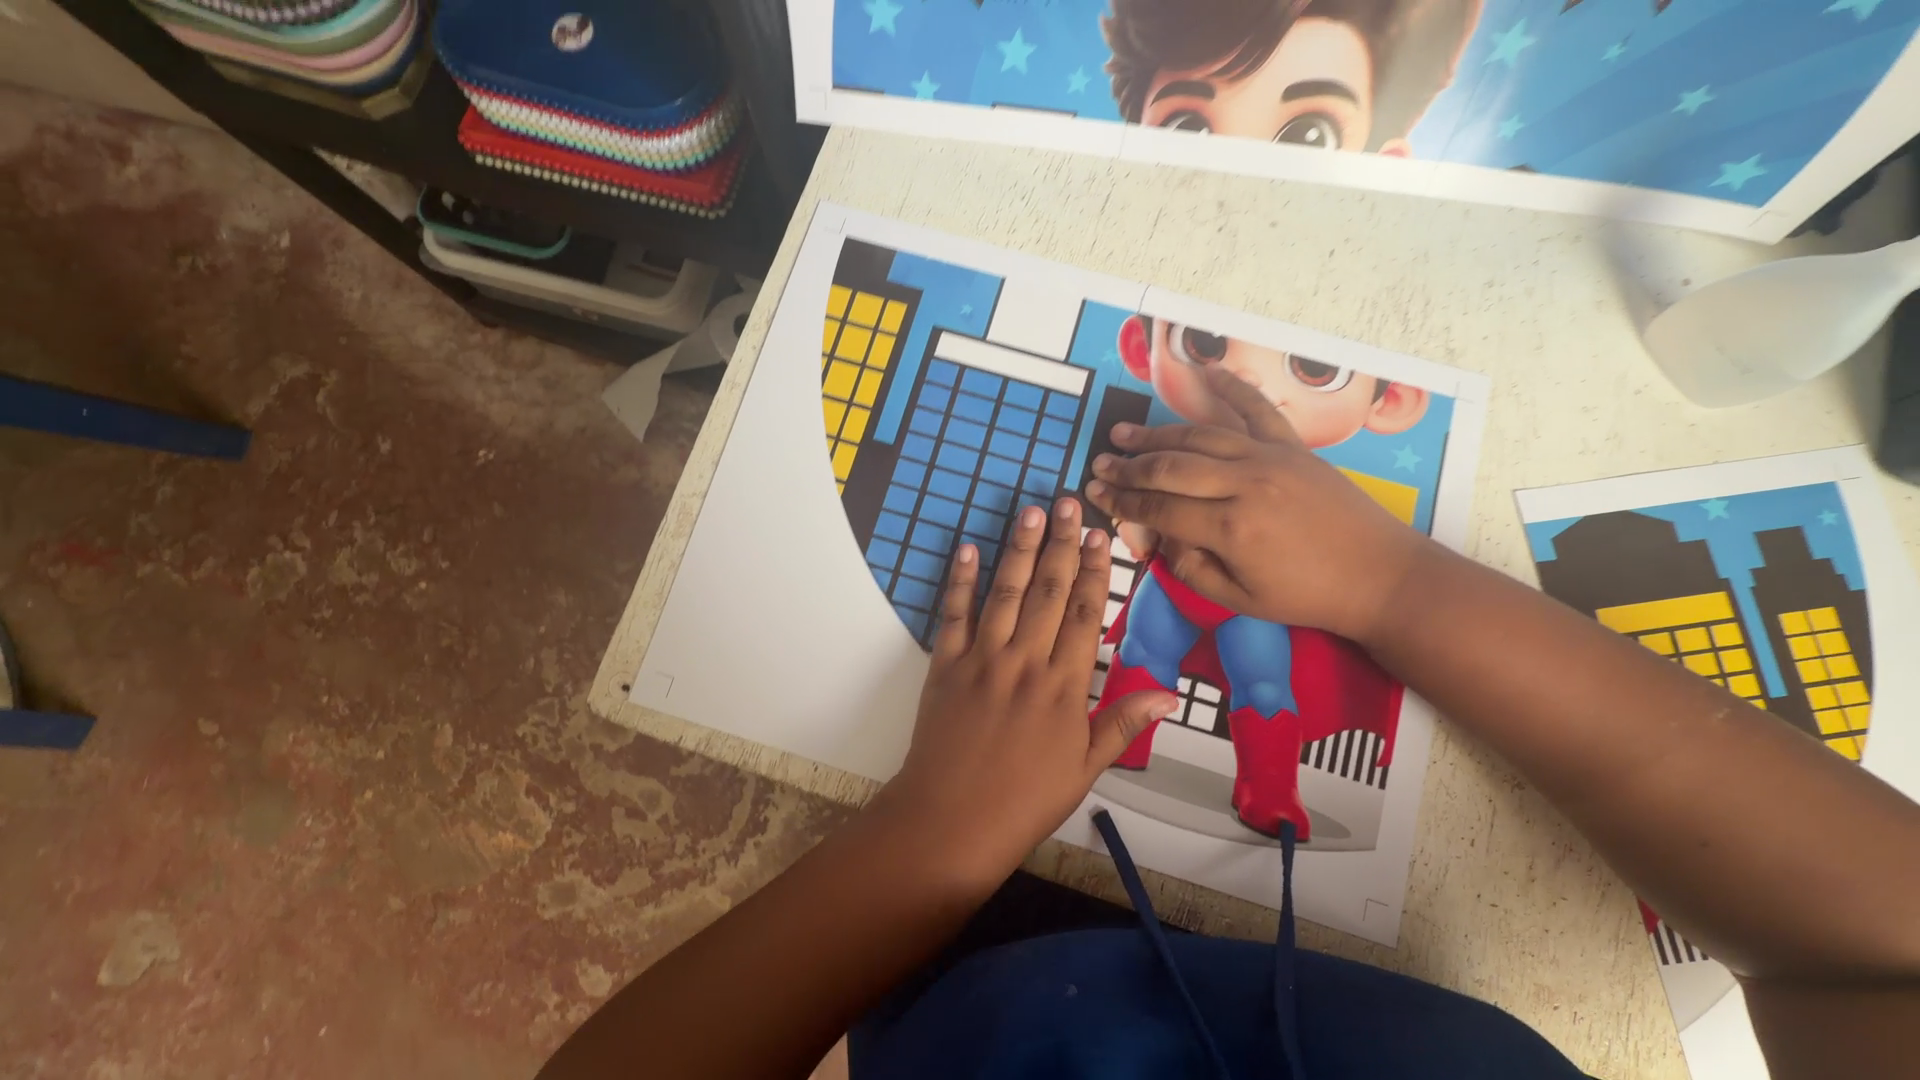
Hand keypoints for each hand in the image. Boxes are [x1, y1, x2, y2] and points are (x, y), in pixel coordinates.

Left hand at [876, 497, 1177, 885]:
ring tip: (1030, 510)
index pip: (1083, 615)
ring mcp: (981, 660)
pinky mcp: (944, 666)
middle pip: (1046, 591)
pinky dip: (960, 580)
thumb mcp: (1085, 768)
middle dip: (1060, 544)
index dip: (1094, 571)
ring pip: (1004, 593)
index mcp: (1063, 687)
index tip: (1100, 535)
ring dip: (1018, 548)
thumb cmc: (1025, 800)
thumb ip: (1122, 723)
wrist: (952, 821)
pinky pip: (953, 615)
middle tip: (1068, 502)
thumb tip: (1168, 693)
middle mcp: (1024, 662)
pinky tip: (969, 548)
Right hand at [1083, 364, 1434, 645]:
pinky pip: (1257, 410)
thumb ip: (1191, 568)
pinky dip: (1231, 389)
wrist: (1379, 575)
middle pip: (1170, 466)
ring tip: (1124, 433)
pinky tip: (1207, 374)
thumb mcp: (1239, 600)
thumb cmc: (1307, 596)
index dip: (1121, 501)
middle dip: (1128, 466)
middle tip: (1099, 464)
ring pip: (1200, 436)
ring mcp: (1270, 458)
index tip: (1095, 494)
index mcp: (1230, 528)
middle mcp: (1245, 484)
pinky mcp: (1294, 447)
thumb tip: (1163, 537)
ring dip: (1157, 434)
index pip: (1159, 507)